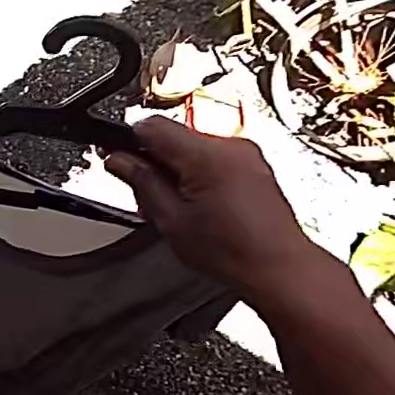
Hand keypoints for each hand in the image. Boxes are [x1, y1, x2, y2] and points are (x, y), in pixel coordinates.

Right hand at [104, 116, 332, 303]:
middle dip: (151, 161)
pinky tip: (191, 203)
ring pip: (190, 147)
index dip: (128, 142)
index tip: (118, 159)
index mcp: (207, 156)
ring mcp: (245, 154)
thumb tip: (118, 159)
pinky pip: (210, 157)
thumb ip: (141, 181)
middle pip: (172, 136)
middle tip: (143, 193)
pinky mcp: (251, 165)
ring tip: (170, 204)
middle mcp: (230, 147)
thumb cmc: (232, 250)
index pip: (152, 126)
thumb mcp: (169, 217)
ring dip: (172, 169)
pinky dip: (193, 173)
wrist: (277, 267)